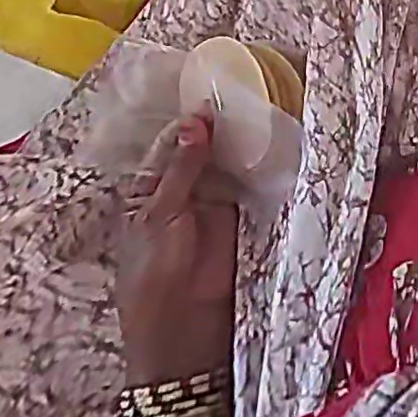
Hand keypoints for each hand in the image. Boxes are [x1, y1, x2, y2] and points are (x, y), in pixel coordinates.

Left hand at [117, 116, 237, 384]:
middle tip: (243, 91)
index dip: (188, 122)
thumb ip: (182, 169)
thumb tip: (195, 121)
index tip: (212, 92)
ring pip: (225, 161)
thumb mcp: (160, 217)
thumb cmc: (155, 273)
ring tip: (261, 107)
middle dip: (217, 126)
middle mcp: (180, 188)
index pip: (169, 145)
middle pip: (200, 149)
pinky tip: (270, 139)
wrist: (186, 325)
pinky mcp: (238, 209)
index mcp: (147, 189)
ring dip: (238, 141)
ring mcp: (211, 198)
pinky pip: (246, 179)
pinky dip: (256, 162)